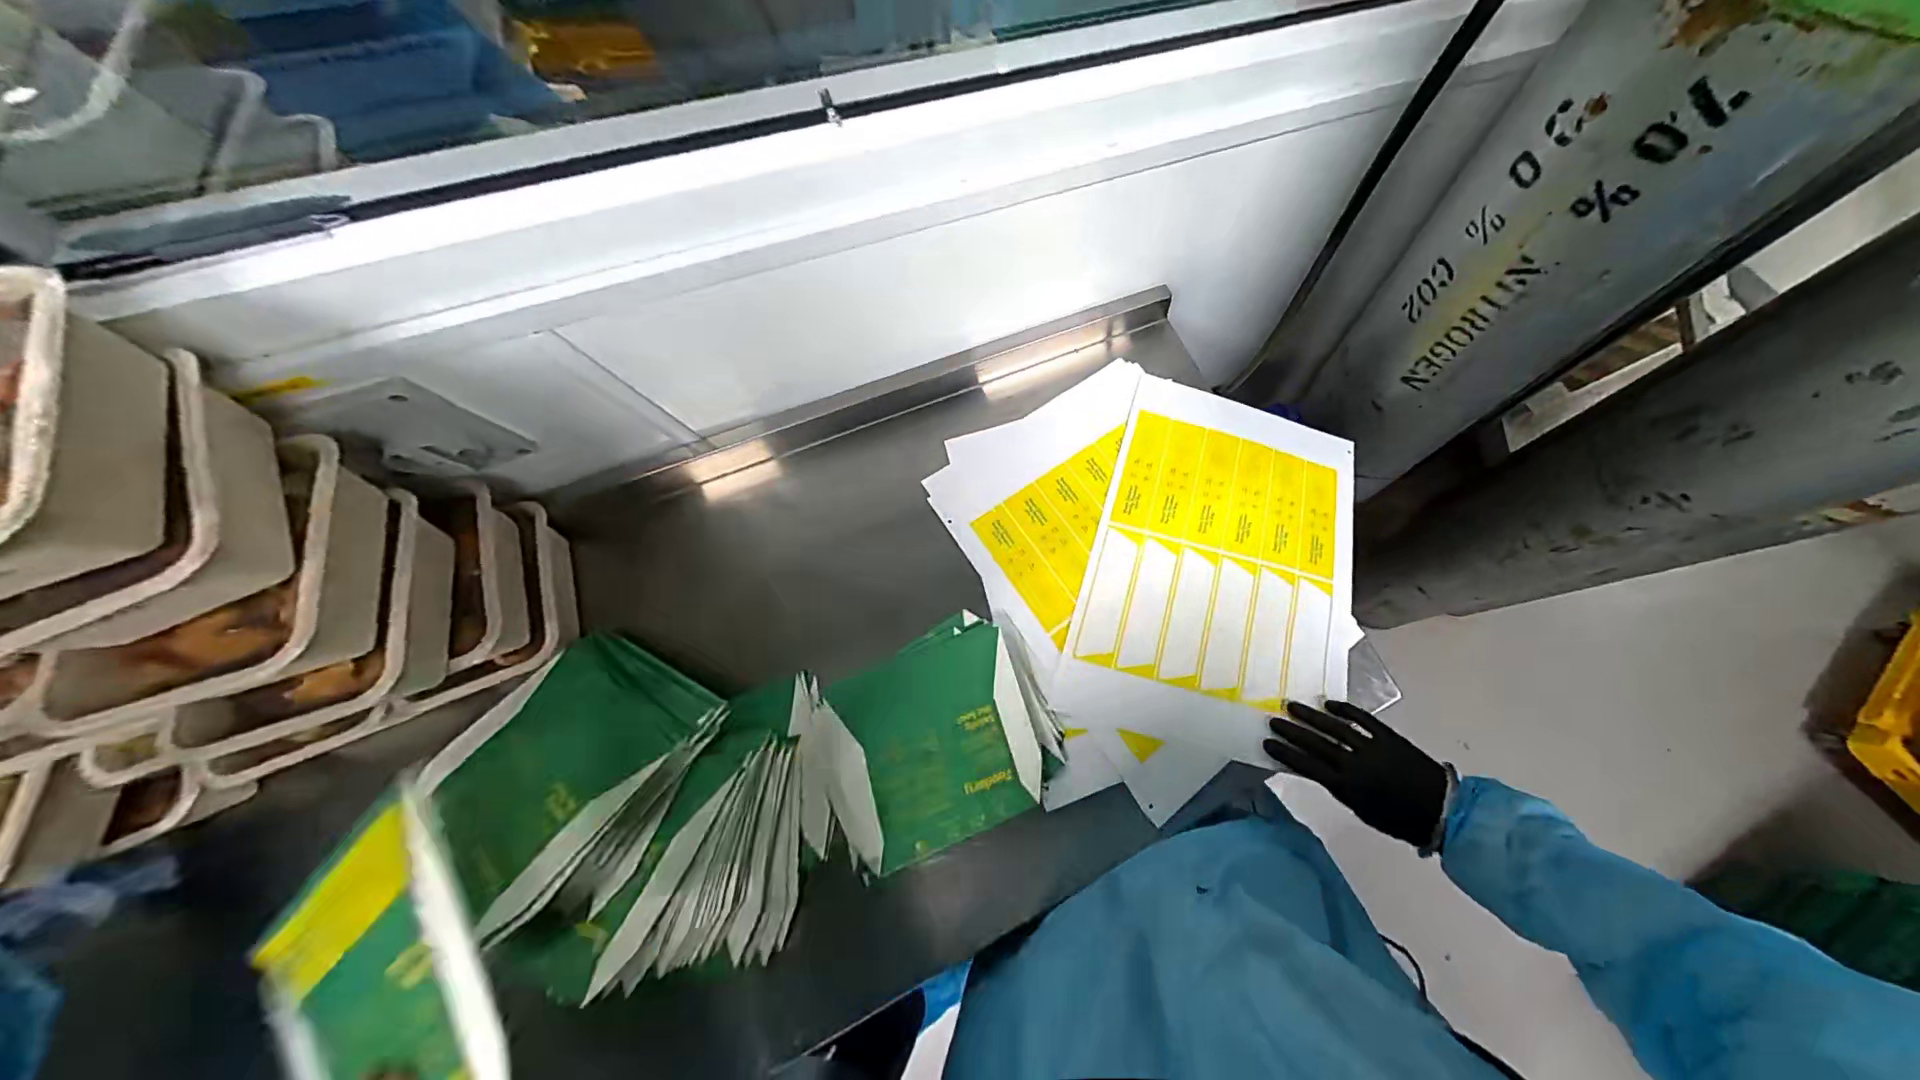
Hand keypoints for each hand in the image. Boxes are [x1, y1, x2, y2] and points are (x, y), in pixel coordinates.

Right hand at [1264, 700, 1455, 853]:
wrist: (1443, 812)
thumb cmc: (1399, 819)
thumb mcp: (1361, 810)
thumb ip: (1340, 788)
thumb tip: (1320, 772)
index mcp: (1346, 786)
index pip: (1306, 765)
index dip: (1285, 753)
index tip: (1268, 742)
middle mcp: (1354, 763)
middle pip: (1315, 742)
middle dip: (1292, 731)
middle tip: (1273, 719)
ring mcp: (1372, 747)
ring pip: (1335, 727)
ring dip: (1311, 716)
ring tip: (1292, 705)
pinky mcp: (1388, 737)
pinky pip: (1363, 719)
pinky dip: (1345, 710)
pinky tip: (1329, 704)